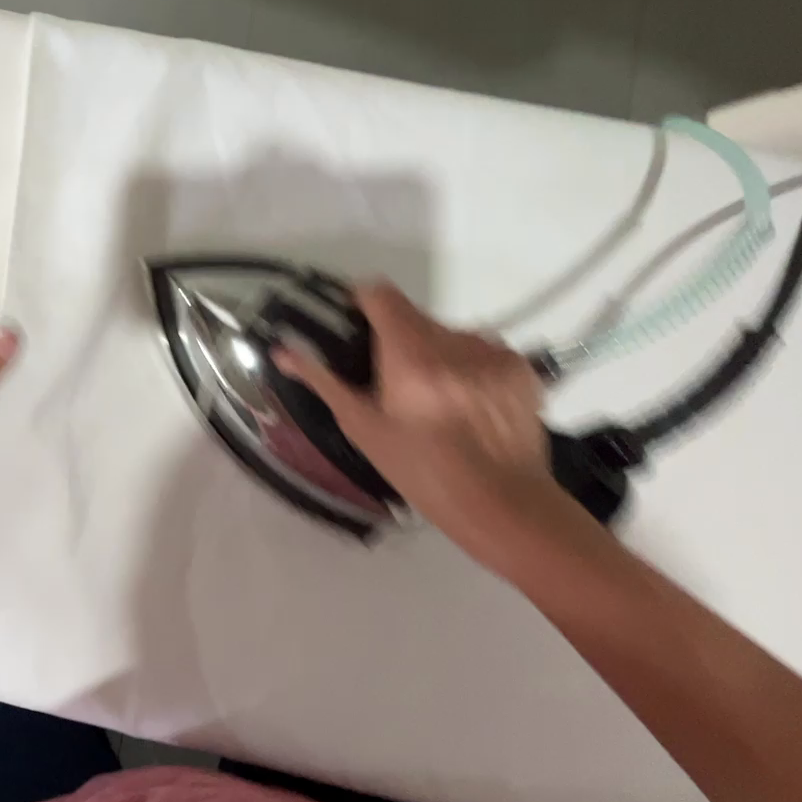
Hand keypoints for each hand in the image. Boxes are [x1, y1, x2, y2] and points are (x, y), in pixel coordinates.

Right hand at [273, 282, 576, 562]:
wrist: (503, 505)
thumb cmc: (420, 469)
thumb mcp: (362, 427)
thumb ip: (323, 381)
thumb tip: (281, 352)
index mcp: (411, 357)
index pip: (381, 295)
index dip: (361, 302)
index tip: (352, 326)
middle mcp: (455, 344)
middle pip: (413, 315)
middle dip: (396, 337)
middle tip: (390, 378)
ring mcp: (492, 353)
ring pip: (447, 332)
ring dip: (432, 350)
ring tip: (432, 394)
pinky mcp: (519, 367)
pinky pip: (480, 348)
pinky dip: (466, 364)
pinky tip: (465, 401)